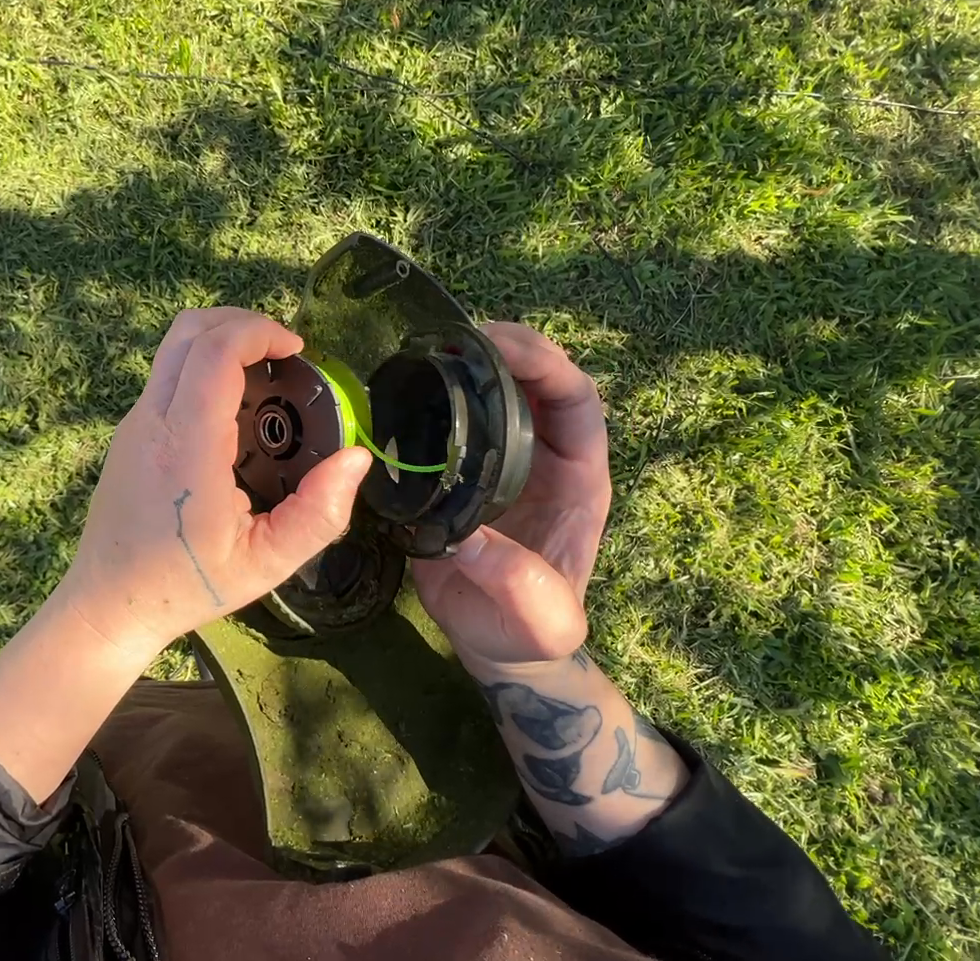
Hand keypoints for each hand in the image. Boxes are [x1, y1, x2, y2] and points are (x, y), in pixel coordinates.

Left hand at [55, 308, 372, 656]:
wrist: (107, 603)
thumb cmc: (185, 585)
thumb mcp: (266, 563)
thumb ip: (319, 514)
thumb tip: (356, 458)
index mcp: (186, 444)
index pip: (216, 350)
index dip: (260, 331)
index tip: (298, 350)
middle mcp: (152, 420)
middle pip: (189, 329)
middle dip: (242, 323)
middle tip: (283, 355)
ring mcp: (134, 423)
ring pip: (173, 348)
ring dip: (220, 342)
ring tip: (263, 381)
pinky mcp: (128, 432)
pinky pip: (166, 377)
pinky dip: (202, 367)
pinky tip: (233, 415)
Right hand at [412, 323, 610, 667]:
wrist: (495, 643)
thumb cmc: (528, 631)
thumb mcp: (539, 618)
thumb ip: (518, 583)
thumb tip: (468, 539)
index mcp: (576, 479)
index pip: (576, 403)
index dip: (545, 366)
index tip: (495, 347)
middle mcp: (541, 460)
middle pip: (537, 382)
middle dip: (504, 348)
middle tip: (452, 337)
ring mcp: (499, 463)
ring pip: (495, 394)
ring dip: (468, 363)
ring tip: (425, 349)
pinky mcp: (460, 473)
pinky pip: (452, 421)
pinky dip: (434, 395)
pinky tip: (402, 387)